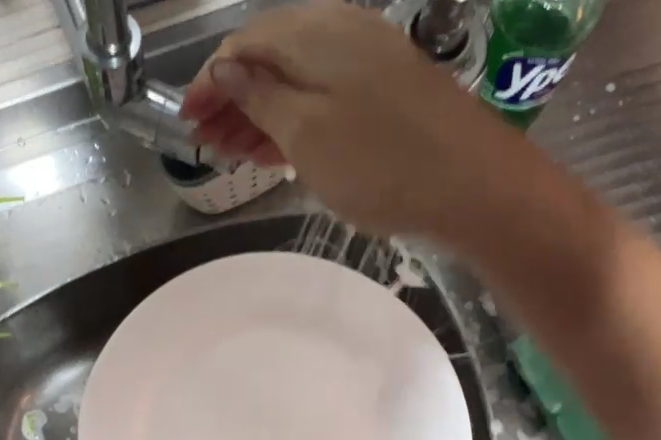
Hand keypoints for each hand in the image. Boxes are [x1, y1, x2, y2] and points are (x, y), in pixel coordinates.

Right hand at [180, 0, 512, 236]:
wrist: (474, 187)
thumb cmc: (380, 164)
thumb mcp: (306, 134)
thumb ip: (260, 97)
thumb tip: (227, 69)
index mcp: (315, 31)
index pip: (243, 45)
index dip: (208, 83)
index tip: (185, 123)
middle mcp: (342, 33)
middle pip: (271, 60)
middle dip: (232, 100)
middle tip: (205, 145)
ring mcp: (371, 62)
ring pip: (299, 81)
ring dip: (261, 114)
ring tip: (232, 153)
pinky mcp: (391, 93)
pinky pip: (328, 98)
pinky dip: (297, 121)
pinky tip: (279, 149)